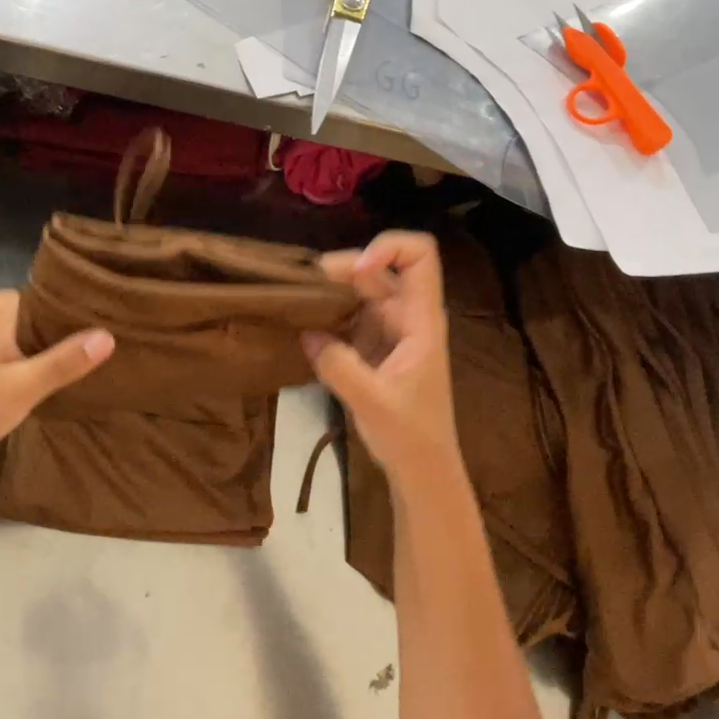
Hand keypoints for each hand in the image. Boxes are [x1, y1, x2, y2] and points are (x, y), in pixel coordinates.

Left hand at [0, 290, 114, 464]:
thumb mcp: (26, 385)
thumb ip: (65, 361)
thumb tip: (109, 336)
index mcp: (6, 306)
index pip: (57, 292)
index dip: (85, 305)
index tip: (117, 314)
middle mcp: (0, 311)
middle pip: (51, 312)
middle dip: (78, 325)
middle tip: (118, 334)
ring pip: (42, 330)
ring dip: (65, 342)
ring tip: (103, 350)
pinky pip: (32, 344)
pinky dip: (49, 354)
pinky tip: (73, 366)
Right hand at [302, 232, 462, 487]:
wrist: (422, 470)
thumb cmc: (409, 435)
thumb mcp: (371, 401)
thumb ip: (338, 366)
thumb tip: (307, 334)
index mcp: (421, 321)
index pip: (419, 257)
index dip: (387, 249)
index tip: (354, 274)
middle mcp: (407, 317)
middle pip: (379, 270)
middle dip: (342, 269)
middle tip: (302, 286)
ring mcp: (390, 331)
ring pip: (360, 292)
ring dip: (330, 292)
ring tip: (295, 301)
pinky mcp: (373, 348)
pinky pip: (349, 317)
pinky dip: (326, 315)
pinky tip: (302, 324)